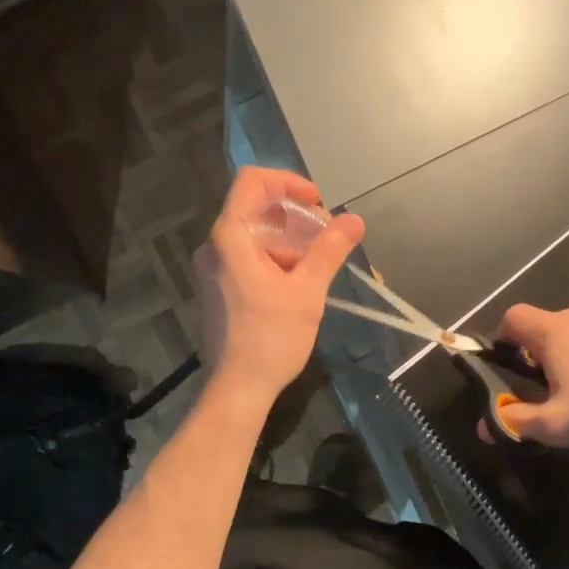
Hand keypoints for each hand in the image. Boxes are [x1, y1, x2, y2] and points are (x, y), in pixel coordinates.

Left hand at [195, 168, 365, 409]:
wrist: (239, 387)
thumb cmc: (272, 338)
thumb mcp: (308, 292)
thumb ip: (329, 250)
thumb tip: (355, 219)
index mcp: (230, 237)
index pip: (253, 181)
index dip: (288, 182)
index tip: (318, 204)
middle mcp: (214, 246)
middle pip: (256, 210)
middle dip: (295, 220)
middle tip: (326, 242)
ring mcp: (213, 270)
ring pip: (254, 237)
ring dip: (288, 244)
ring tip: (316, 270)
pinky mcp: (218, 290)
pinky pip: (247, 259)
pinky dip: (274, 261)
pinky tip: (297, 287)